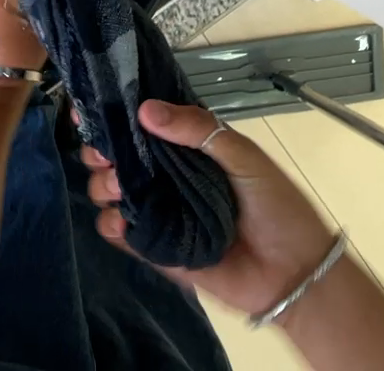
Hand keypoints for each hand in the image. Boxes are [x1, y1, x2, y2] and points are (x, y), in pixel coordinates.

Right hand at [84, 100, 336, 316]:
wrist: (293, 274)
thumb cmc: (275, 204)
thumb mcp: (244, 156)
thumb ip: (198, 128)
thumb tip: (145, 110)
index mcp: (183, 145)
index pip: (138, 121)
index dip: (112, 112)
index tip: (90, 108)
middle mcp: (162, 172)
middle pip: (113, 153)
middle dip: (99, 149)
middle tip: (105, 155)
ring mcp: (155, 208)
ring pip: (107, 188)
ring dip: (103, 184)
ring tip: (120, 188)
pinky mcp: (152, 246)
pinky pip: (116, 232)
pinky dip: (111, 224)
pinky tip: (123, 221)